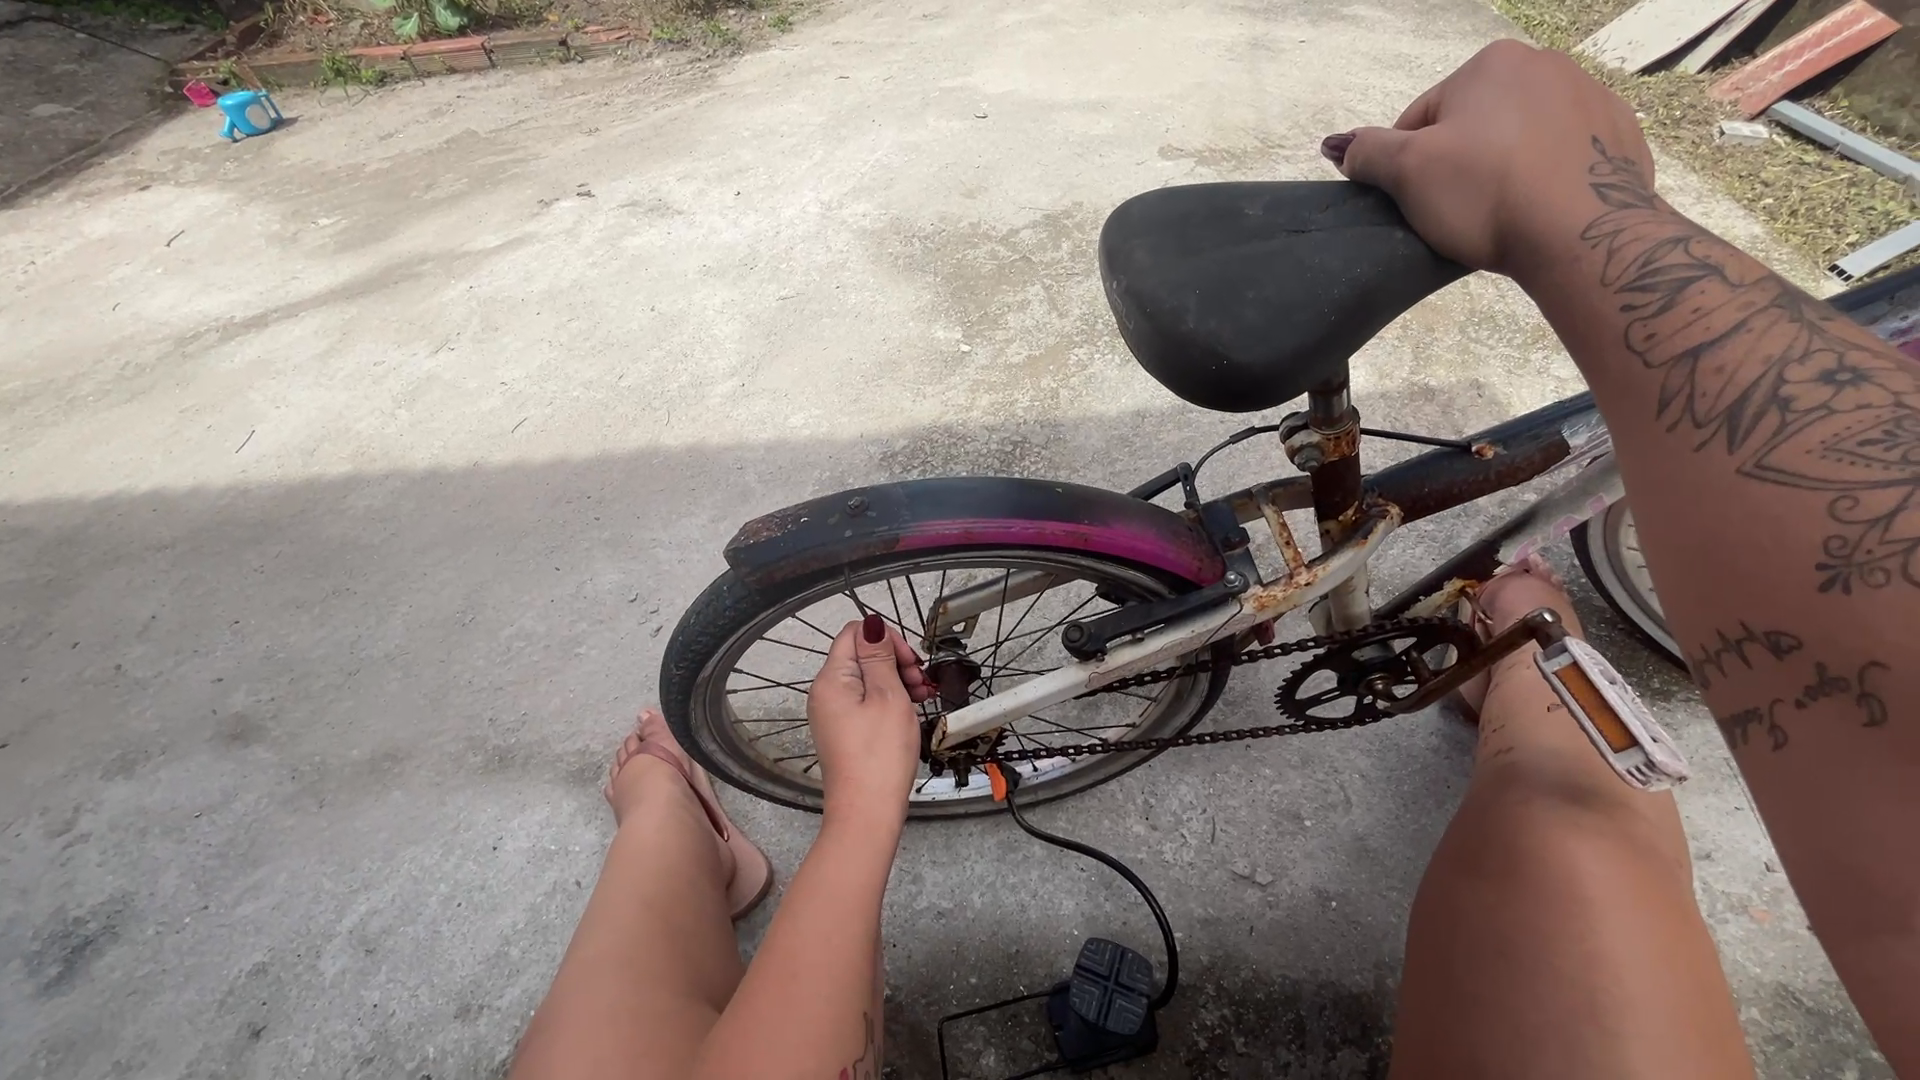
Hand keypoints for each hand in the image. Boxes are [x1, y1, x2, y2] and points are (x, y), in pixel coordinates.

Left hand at [807, 614, 932, 821]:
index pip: (855, 633)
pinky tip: (909, 711)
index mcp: (831, 679)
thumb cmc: (879, 757)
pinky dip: (890, 700)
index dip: (886, 639)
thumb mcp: (888, 696)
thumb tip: (872, 624)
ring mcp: (834, 713)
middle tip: (919, 680)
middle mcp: (826, 693)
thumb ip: (879, 656)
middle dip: (895, 660)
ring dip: (897, 681)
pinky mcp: (844, 730)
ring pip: (868, 679)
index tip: (910, 660)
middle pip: (861, 655)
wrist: (867, 812)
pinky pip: (867, 701)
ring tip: (920, 697)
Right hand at [1321, 40, 1654, 276]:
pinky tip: (1531, 206)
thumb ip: (1367, 152)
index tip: (1413, 200)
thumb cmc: (1483, 194)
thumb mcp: (1406, 173)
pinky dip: (1539, 176)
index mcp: (1490, 64)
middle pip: (1469, 124)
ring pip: (1514, 136)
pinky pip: (1558, 152)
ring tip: (1491, 211)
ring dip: (1495, 168)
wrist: (1580, 230)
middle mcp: (1545, 63)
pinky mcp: (1617, 131)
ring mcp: (1589, 94)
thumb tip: (1338, 145)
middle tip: (1450, 209)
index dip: (1405, 165)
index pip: (1420, 119)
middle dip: (1454, 163)